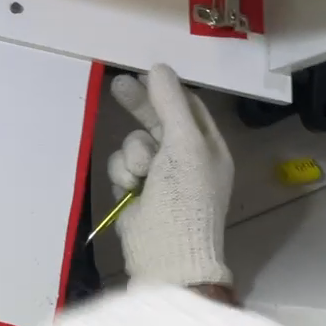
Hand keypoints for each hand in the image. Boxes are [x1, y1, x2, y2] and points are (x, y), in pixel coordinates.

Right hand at [105, 64, 233, 287]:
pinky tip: (130, 188)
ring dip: (133, 153)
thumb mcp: (184, 144)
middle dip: (139, 106)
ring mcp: (161, 176)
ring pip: (135, 142)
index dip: (167, 90)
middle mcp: (187, 160)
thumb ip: (170, 103)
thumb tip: (158, 67)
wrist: (167, 257)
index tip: (146, 73)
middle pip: (158, 119)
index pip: (189, 107)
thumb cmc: (185, 198)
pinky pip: (122, 164)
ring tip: (140, 172)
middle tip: (117, 85)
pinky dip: (124, 173)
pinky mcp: (137, 191)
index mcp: (209, 148)